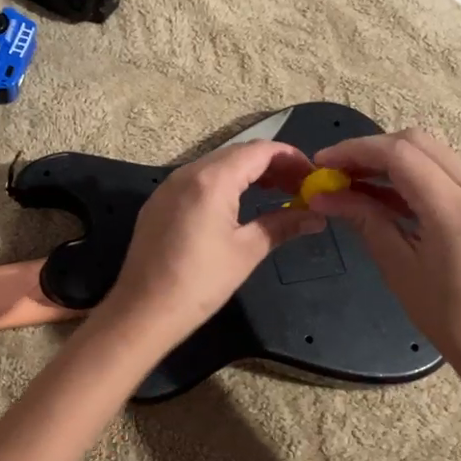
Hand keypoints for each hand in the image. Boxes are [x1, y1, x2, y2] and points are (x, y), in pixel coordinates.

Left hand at [92, 140, 325, 352]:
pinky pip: (196, 180)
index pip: (258, 151)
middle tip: (299, 186)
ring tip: (276, 193)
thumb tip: (316, 218)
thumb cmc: (200, 282)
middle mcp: (187, 172)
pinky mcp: (158, 201)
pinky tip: (238, 204)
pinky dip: (223, 183)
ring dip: (246, 173)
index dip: (290, 157)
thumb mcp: (247, 251)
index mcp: (211, 180)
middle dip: (271, 164)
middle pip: (237, 153)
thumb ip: (282, 226)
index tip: (312, 174)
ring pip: (215, 165)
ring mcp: (168, 186)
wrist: (144, 309)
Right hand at [307, 129, 460, 376]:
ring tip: (353, 182)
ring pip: (433, 153)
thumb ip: (365, 220)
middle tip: (336, 170)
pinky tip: (384, 195)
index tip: (321, 163)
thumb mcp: (399, 268)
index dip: (354, 151)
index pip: (399, 155)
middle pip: (418, 142)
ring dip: (391, 159)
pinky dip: (411, 174)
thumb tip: (323, 195)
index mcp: (455, 211)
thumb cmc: (451, 320)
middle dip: (371, 149)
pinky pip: (446, 173)